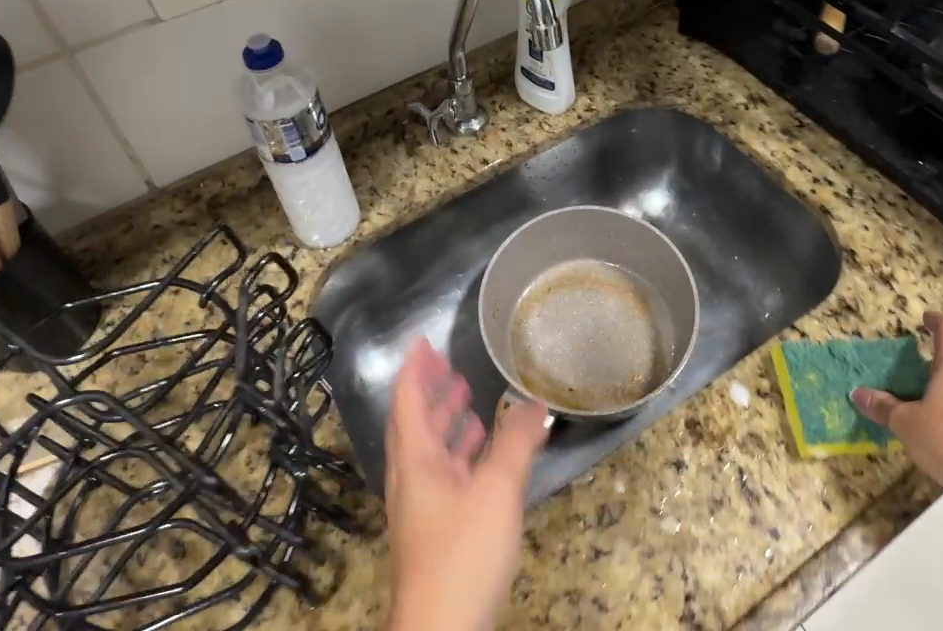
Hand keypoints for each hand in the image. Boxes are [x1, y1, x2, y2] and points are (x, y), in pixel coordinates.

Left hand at [385, 337, 549, 630]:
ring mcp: (419, 504)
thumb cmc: (463, 552)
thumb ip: (516, 443)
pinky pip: (440, 473)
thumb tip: (535, 403)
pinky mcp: (432, 527)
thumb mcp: (497, 491)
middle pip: (413, 422)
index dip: (415, 368)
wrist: (441, 627)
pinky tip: (479, 454)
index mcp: (414, 459)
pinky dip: (456, 452)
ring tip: (468, 399)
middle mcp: (410, 476)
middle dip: (430, 391)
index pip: (407, 399)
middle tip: (450, 364)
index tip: (424, 340)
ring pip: (427, 449)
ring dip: (444, 420)